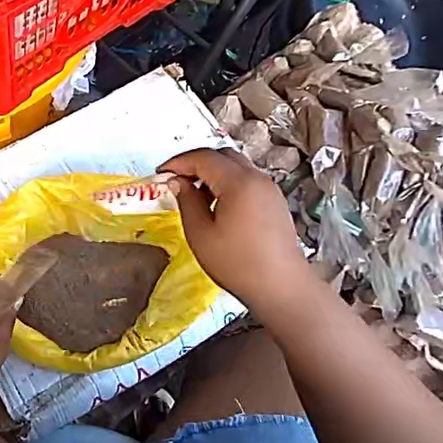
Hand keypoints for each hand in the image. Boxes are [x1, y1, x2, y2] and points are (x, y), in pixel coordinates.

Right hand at [160, 147, 318, 318]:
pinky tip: (218, 207)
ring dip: (214, 173)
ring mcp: (270, 189)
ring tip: (196, 196)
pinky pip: (248, 181)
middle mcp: (258, 178)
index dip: (179, 162)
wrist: (281, 286)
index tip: (161, 174)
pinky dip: (229, 184)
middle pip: (223, 156)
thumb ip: (187, 201)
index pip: (204, 157)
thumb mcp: (201, 234)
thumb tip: (178, 182)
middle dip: (197, 163)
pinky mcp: (276, 202)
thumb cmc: (237, 263)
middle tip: (177, 180)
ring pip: (237, 167)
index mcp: (239, 182)